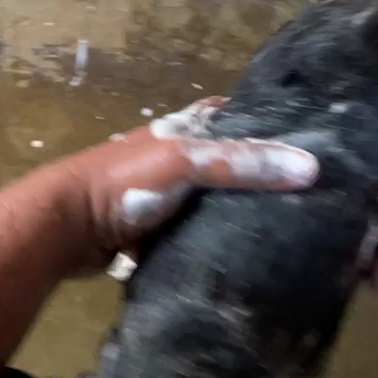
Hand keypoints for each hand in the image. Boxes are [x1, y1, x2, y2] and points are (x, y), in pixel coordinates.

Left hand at [35, 98, 319, 274]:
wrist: (67, 226)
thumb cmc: (125, 181)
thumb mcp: (184, 162)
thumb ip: (241, 163)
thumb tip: (310, 166)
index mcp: (182, 130)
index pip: (234, 117)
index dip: (266, 123)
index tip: (310, 139)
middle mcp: (176, 158)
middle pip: (227, 163)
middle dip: (260, 177)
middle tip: (310, 195)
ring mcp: (165, 197)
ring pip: (213, 204)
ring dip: (241, 216)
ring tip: (291, 231)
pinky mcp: (157, 233)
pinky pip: (196, 237)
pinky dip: (216, 245)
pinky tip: (249, 260)